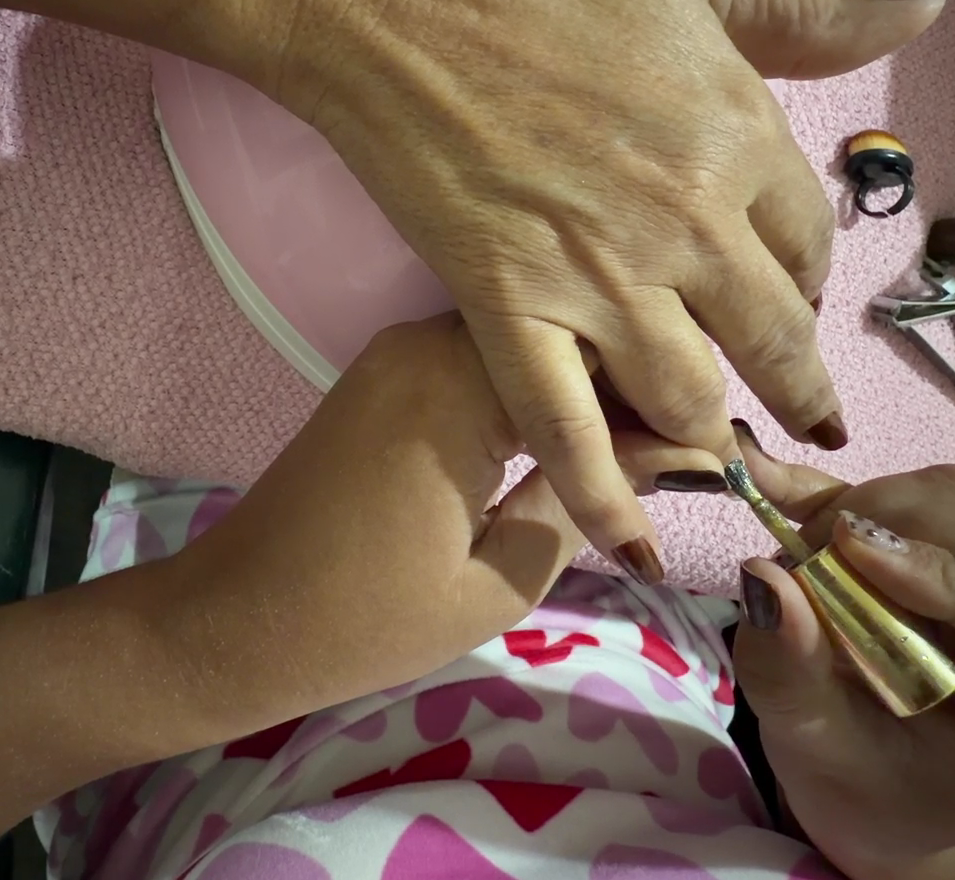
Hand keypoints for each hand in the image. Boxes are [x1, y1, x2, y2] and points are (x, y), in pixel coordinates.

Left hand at [162, 314, 726, 716]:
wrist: (238, 612)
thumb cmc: (365, 617)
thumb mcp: (498, 579)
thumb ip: (582, 505)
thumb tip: (658, 459)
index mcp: (461, 385)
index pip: (599, 362)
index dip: (667, 402)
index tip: (716, 447)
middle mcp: (428, 340)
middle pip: (560, 337)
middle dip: (628, 386)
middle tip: (680, 450)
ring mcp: (398, 349)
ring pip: (522, 342)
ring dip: (580, 385)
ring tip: (633, 446)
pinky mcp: (381, 370)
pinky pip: (476, 358)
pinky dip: (527, 388)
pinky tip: (563, 431)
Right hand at [277, 0, 949, 581]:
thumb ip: (805, 17)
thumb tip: (927, 8)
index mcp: (740, 137)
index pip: (808, 245)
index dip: (805, 283)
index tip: (785, 303)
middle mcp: (688, 228)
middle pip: (769, 342)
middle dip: (790, 389)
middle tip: (788, 418)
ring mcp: (596, 282)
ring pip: (686, 401)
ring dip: (709, 438)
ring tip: (715, 459)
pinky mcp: (504, 312)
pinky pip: (561, 431)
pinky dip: (600, 499)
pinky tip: (634, 546)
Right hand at [728, 432, 954, 879]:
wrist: (864, 788)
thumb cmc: (864, 794)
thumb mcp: (819, 753)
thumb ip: (792, 674)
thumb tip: (764, 576)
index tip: (852, 551)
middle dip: (892, 533)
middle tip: (803, 559)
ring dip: (866, 512)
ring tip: (804, 556)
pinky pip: (912, 495)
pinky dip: (837, 490)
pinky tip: (774, 484)